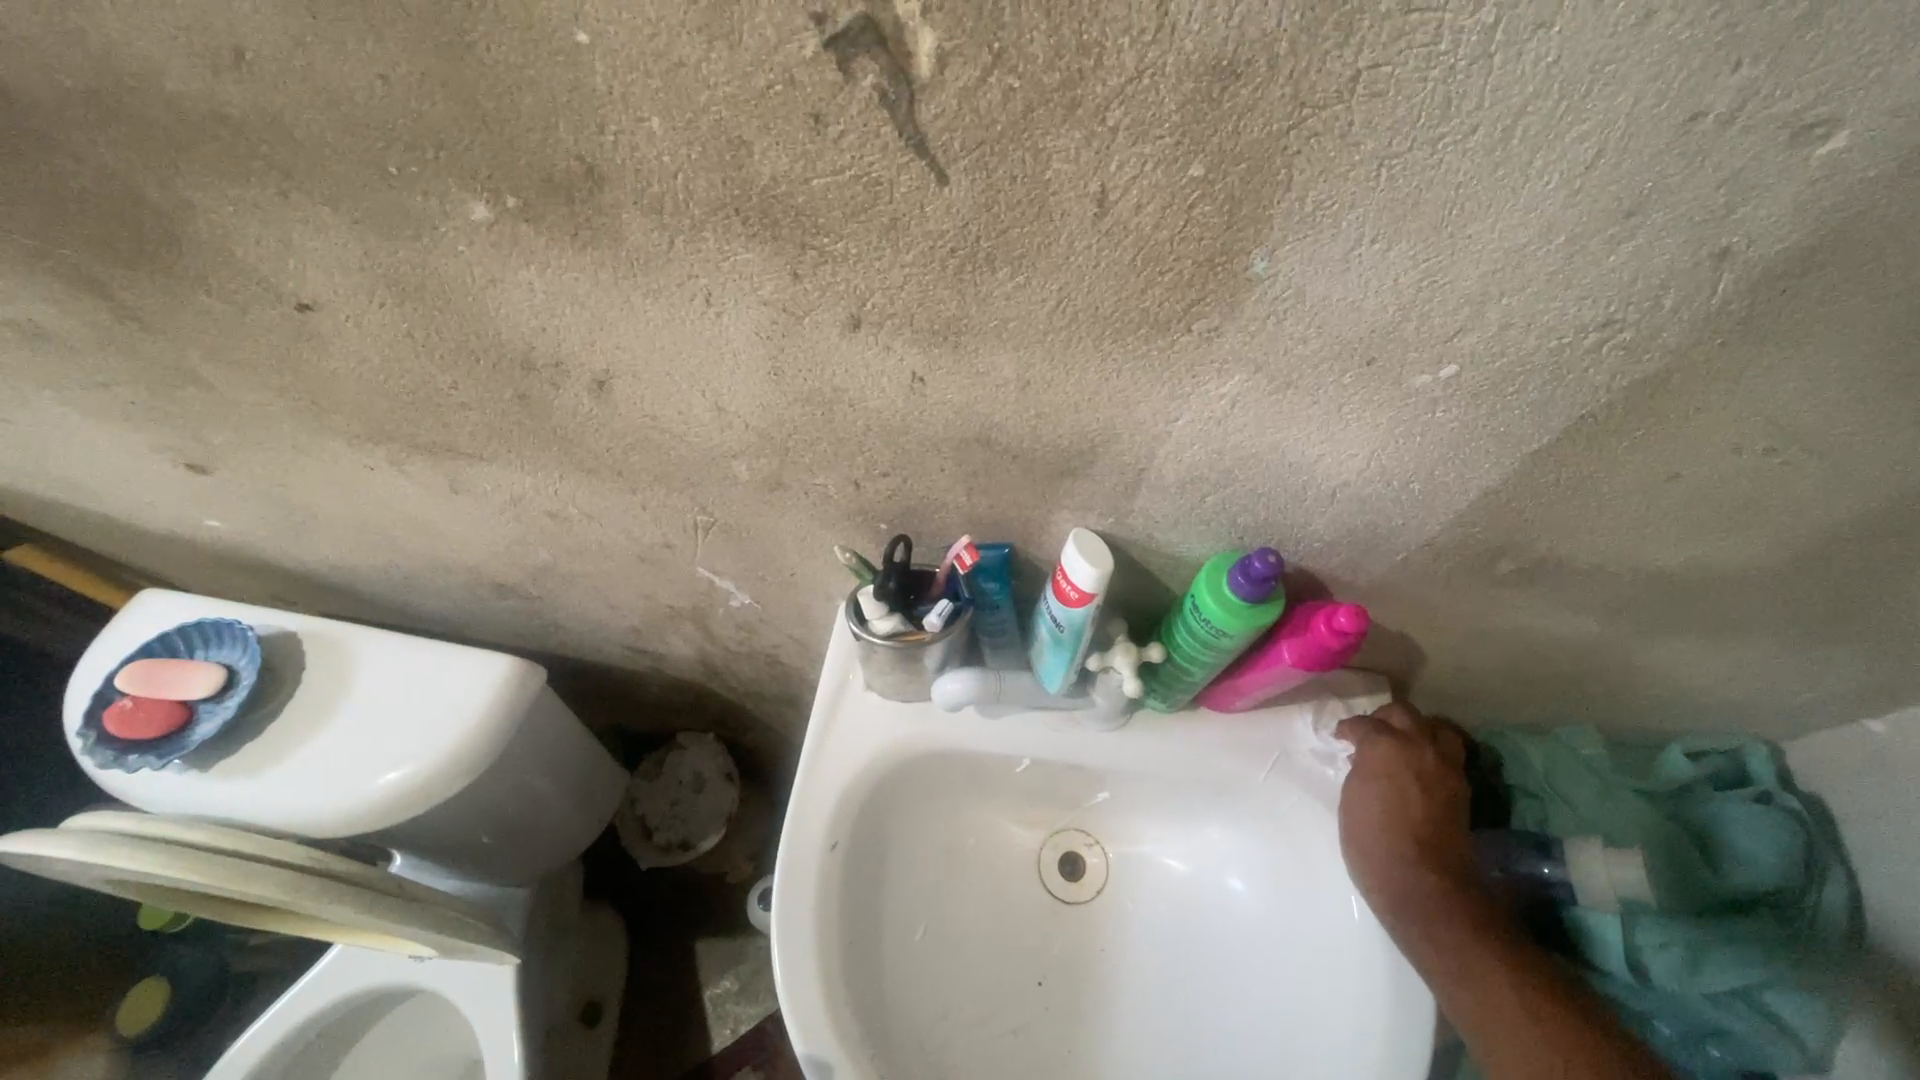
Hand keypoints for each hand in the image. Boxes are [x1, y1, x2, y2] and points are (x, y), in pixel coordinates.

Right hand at [1335, 702, 1482, 927]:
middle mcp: (1419, 745)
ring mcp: (1446, 765)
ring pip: (1437, 727)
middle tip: (1372, 733)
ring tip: (1406, 744)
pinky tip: (1423, 768)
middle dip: (1385, 718)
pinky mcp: (1463, 787)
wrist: (1422, 882)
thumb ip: (1361, 769)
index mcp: (1384, 745)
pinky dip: (1435, 753)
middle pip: (1403, 713)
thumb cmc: (1372, 841)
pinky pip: (1451, 754)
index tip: (1342, 738)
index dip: (1349, 729)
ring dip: (1419, 729)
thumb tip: (1367, 762)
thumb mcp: (1351, 798)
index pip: (1364, 724)